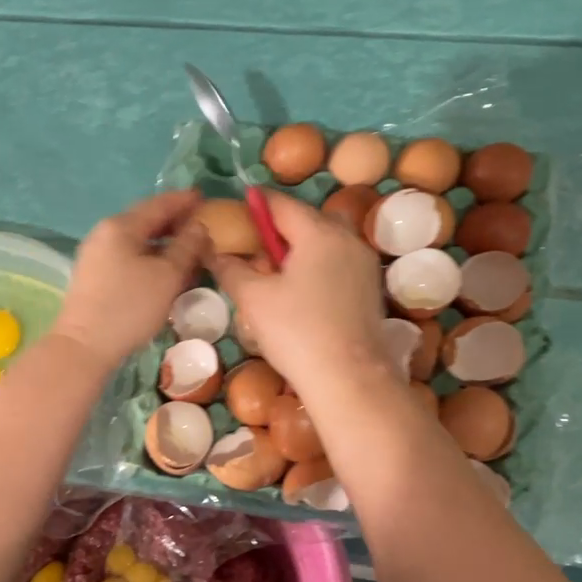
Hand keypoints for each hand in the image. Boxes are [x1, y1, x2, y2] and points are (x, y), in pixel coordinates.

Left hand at [53, 191, 209, 366]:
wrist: (84, 347)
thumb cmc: (129, 307)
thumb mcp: (167, 276)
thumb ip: (187, 247)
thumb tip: (198, 226)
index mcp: (120, 226)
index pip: (158, 204)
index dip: (183, 201)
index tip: (204, 197)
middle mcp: (103, 234)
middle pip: (144, 221)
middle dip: (174, 223)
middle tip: (201, 226)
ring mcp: (95, 256)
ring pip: (136, 242)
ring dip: (162, 244)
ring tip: (188, 251)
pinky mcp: (93, 277)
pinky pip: (127, 258)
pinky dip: (149, 259)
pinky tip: (164, 271)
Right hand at [208, 190, 389, 391]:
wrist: (348, 377)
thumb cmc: (296, 331)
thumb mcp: (253, 299)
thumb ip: (231, 269)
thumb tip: (213, 252)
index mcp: (318, 232)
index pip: (281, 204)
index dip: (256, 204)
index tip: (235, 209)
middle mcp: (347, 238)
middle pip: (307, 220)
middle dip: (278, 228)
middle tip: (252, 247)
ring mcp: (363, 263)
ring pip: (324, 242)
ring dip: (298, 248)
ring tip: (272, 273)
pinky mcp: (368, 288)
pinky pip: (336, 262)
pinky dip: (315, 266)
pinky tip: (297, 293)